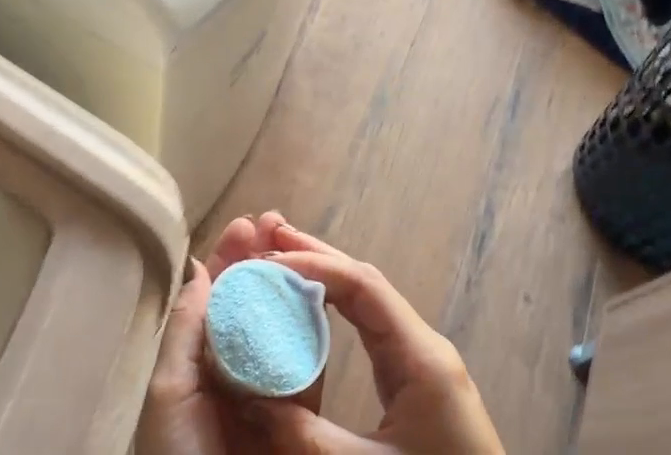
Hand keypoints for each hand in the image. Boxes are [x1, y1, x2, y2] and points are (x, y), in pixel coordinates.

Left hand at [137, 212, 311, 454]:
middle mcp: (231, 370)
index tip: (248, 223)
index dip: (231, 260)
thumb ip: (187, 329)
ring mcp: (265, 394)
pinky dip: (313, 337)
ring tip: (300, 249)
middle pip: (250, 305)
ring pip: (280, 330)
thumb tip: (199, 266)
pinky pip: (306, 373)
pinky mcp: (296, 422)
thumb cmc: (180, 453)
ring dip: (289, 287)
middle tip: (278, 223)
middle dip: (263, 262)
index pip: (216, 298)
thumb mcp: (170, 389)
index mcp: (198, 361)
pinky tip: (319, 302)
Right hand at [248, 225, 505, 454]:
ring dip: (322, 275)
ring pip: (367, 300)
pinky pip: (370, 327)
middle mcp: (425, 347)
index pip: (363, 284)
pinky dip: (334, 305)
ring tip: (277, 256)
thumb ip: (304, 435)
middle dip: (313, 255)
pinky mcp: (417, 382)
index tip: (266, 260)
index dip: (312, 264)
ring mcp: (423, 362)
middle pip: (364, 282)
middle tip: (264, 235)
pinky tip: (307, 305)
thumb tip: (246, 401)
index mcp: (422, 357)